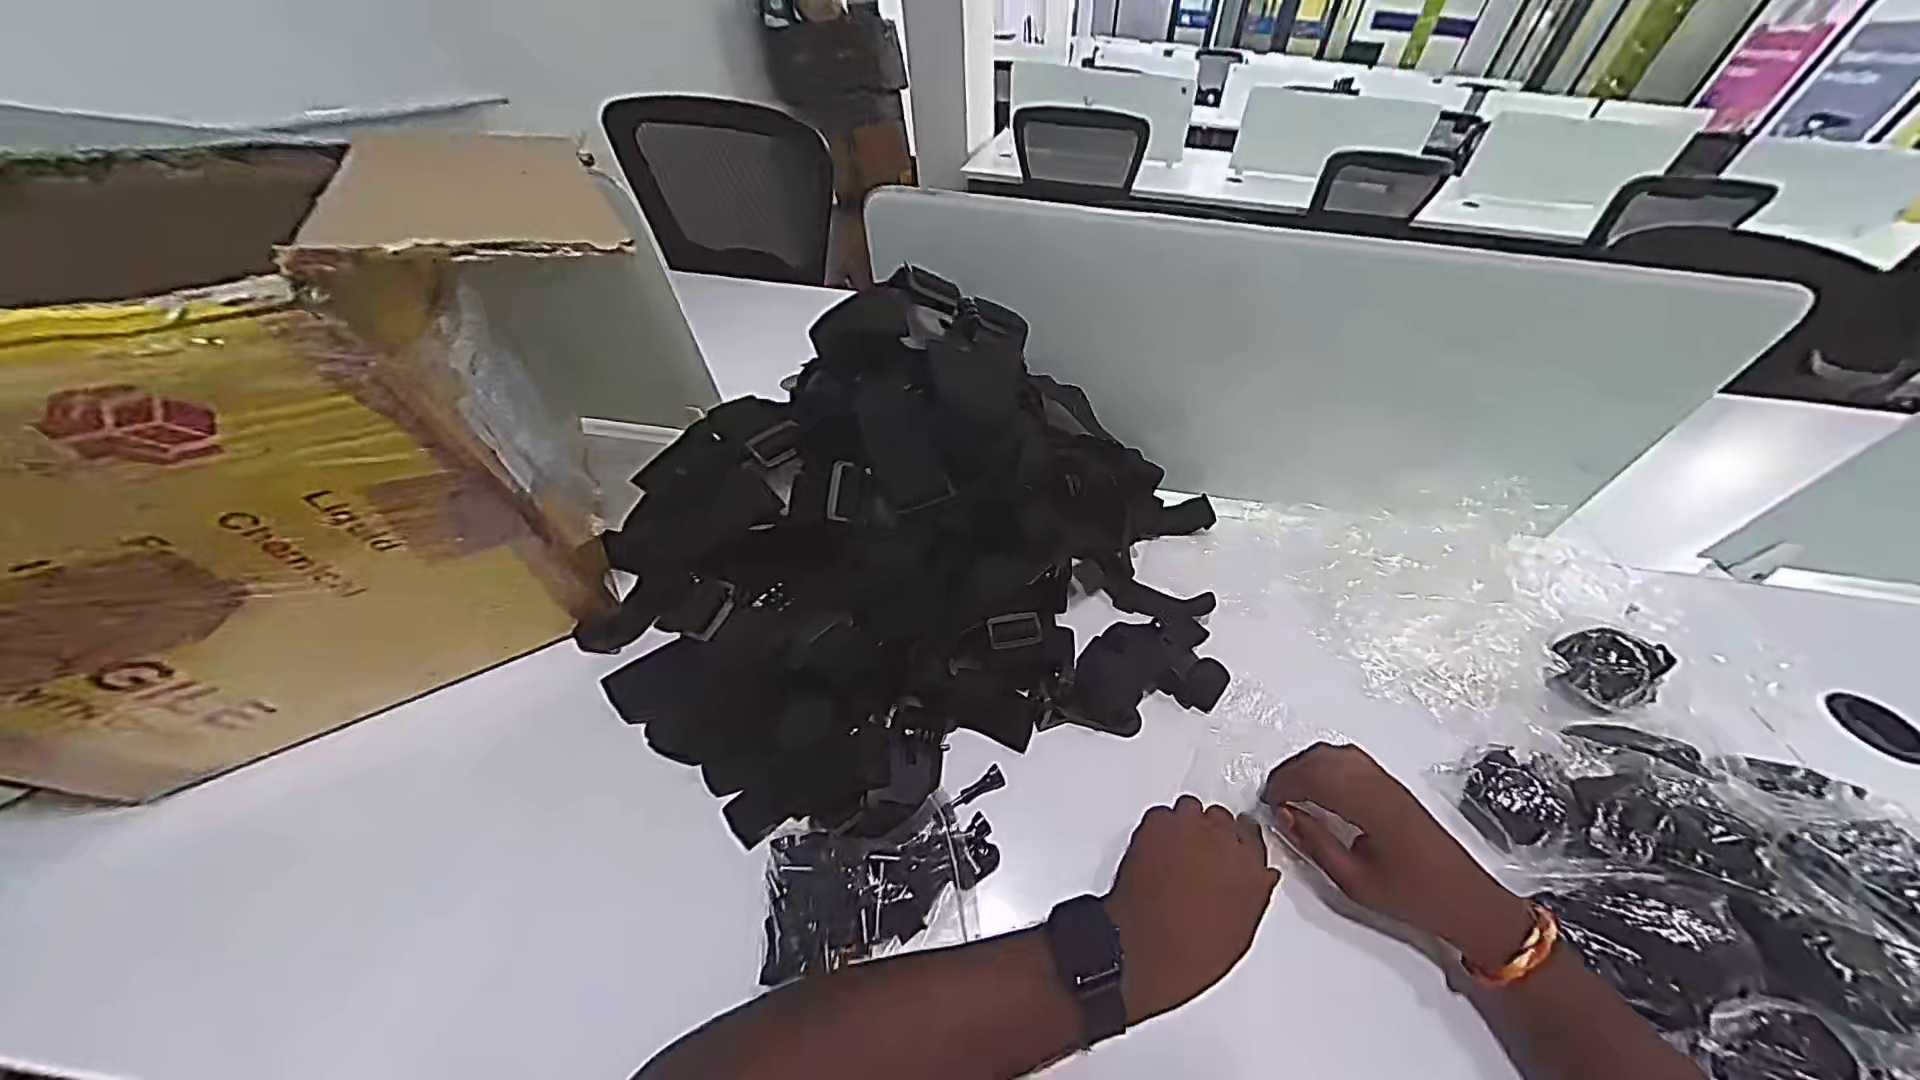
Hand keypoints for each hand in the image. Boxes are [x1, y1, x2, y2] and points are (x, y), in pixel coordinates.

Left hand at [1102, 795, 1279, 1024]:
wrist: (1150, 945)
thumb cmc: (1195, 948)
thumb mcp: (1241, 927)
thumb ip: (1253, 891)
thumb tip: (1258, 876)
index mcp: (1251, 867)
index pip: (1252, 832)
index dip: (1238, 838)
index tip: (1230, 842)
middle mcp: (1223, 839)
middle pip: (1220, 817)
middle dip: (1210, 831)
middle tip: (1197, 851)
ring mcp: (1188, 827)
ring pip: (1190, 808)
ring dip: (1185, 824)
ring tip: (1176, 848)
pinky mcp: (1156, 822)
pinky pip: (1161, 814)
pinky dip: (1159, 826)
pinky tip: (1156, 849)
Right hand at [1263, 743, 1533, 970]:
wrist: (1469, 901)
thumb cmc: (1414, 897)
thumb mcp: (1354, 882)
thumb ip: (1315, 843)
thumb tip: (1284, 815)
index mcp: (1371, 809)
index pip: (1314, 778)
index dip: (1283, 784)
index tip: (1269, 800)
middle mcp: (1379, 786)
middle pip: (1321, 759)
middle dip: (1289, 772)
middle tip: (1274, 794)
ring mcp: (1388, 782)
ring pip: (1334, 753)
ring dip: (1306, 765)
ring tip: (1291, 788)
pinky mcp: (1392, 785)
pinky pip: (1350, 758)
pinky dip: (1324, 763)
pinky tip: (1318, 783)